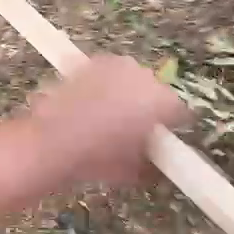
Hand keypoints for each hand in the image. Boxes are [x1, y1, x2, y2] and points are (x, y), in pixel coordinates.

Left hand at [24, 55, 191, 186]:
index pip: (180, 111)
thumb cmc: (97, 157)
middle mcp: (143, 76)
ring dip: (125, 91)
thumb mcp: (133, 171)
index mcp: (161, 101)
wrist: (53, 140)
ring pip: (130, 77)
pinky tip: (89, 101)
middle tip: (134, 127)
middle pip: (155, 90)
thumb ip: (151, 161)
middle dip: (148, 105)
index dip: (171, 125)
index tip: (163, 137)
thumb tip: (152, 161)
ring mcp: (115, 64)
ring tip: (109, 113)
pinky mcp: (90, 62)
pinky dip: (102, 84)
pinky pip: (105, 73)